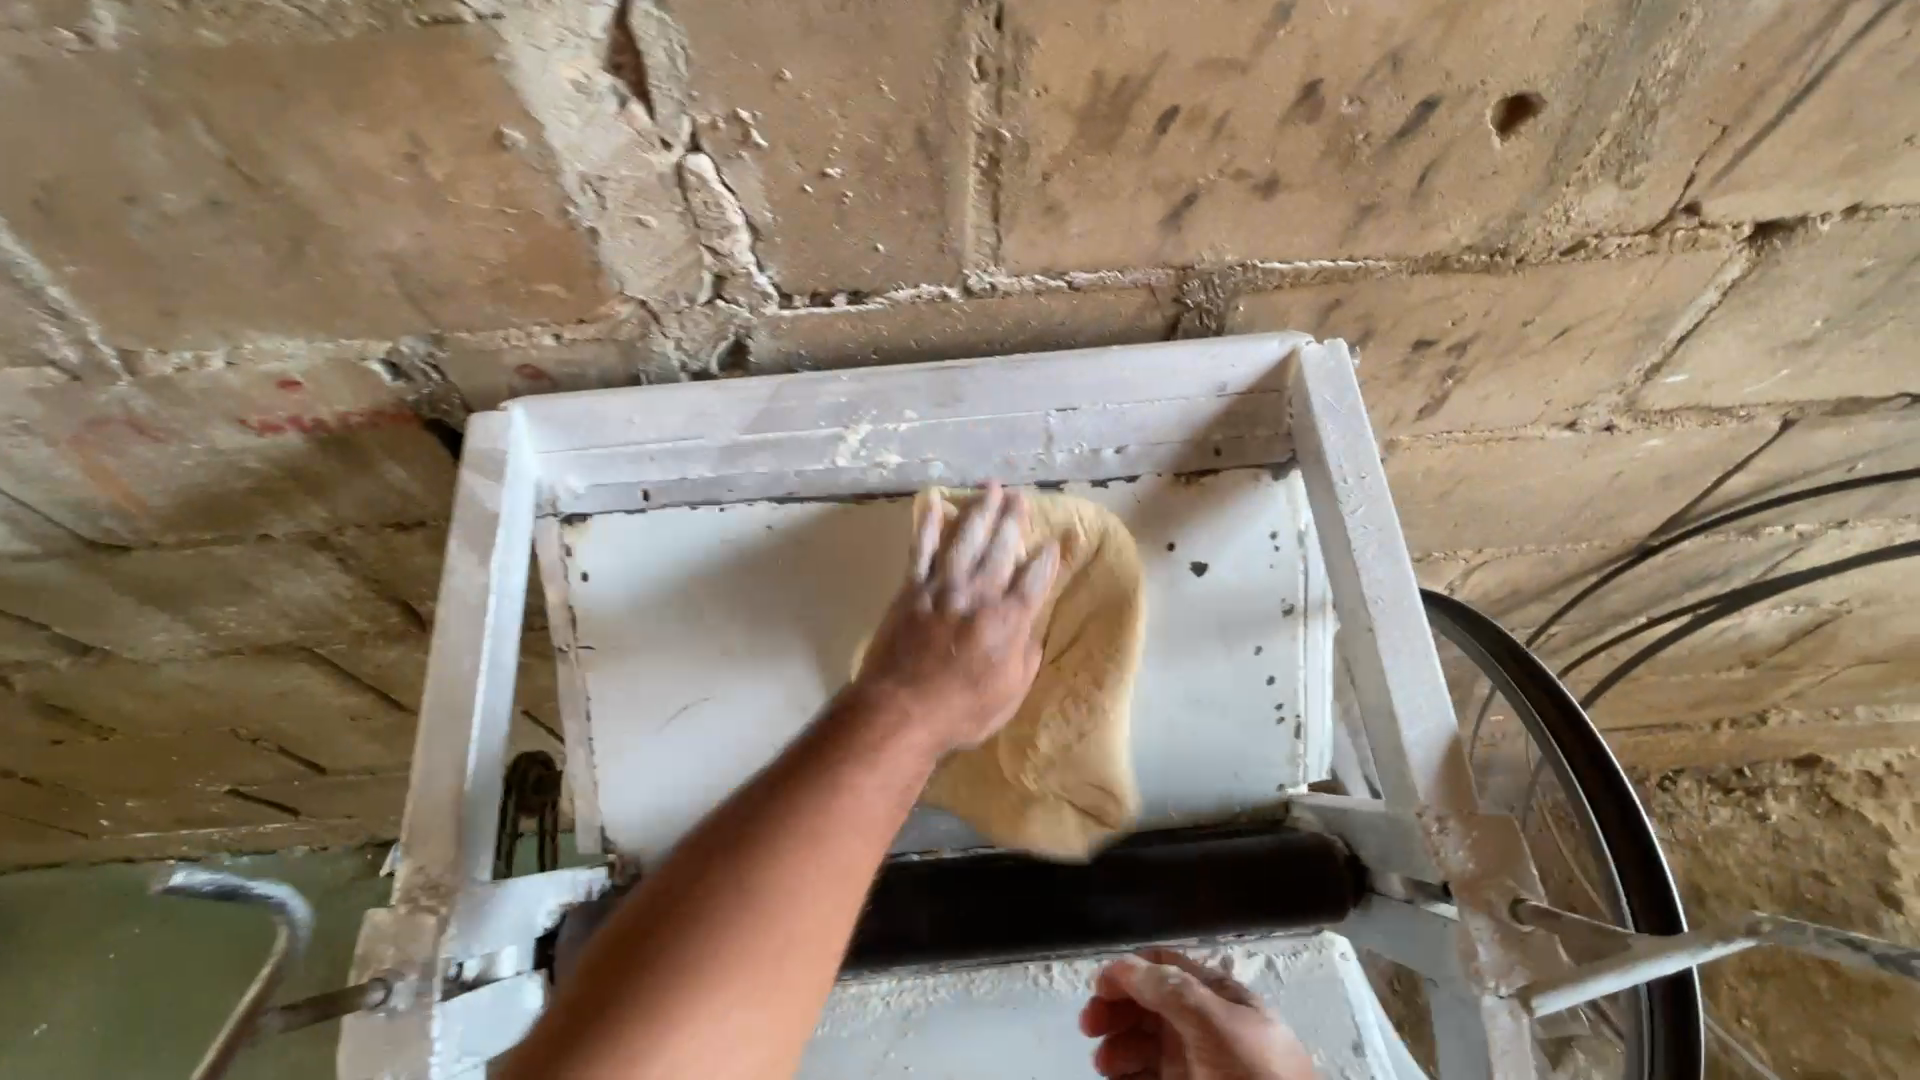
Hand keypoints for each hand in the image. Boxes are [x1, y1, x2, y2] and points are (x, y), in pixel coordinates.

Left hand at [852, 482, 1059, 755]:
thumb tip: (1030, 632)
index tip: (1058, 537)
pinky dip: (927, 526)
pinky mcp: (912, 590)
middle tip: (1021, 498)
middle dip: (1014, 520)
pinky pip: (921, 550)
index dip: (1050, 556)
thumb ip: (1025, 657)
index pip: (1036, 579)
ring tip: (991, 490)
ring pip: (965, 540)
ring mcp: (943, 588)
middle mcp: (980, 595)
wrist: (901, 709)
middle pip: (1001, 548)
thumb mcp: (1011, 693)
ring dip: (980, 512)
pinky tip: (934, 506)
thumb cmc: (961, 711)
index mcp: (1009, 621)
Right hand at [1081, 948, 1318, 1079]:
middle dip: (1115, 1010)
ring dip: (1117, 1047)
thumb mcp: (1215, 1024)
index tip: (1099, 988)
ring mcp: (1196, 1066)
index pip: (1165, 966)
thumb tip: (1122, 965)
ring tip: (1104, 1065)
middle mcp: (1203, 1026)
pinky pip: (1147, 1079)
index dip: (1129, 970)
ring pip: (1144, 1045)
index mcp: (1216, 997)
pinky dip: (1126, 1077)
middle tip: (1089, 1028)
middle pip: (1148, 1004)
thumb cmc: (1252, 1077)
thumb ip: (1169, 988)